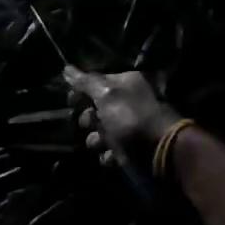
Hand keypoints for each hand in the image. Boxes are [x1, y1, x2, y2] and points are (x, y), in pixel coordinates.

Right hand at [63, 67, 183, 170]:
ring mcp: (130, 126)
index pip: (96, 82)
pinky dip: (109, 155)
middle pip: (97, 109)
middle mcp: (128, 102)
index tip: (70, 101)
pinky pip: (112, 150)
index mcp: (125, 84)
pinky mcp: (132, 148)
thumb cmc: (129, 117)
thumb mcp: (106, 94)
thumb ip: (85, 82)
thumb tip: (66, 69)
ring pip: (102, 132)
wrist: (158, 149)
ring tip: (101, 144)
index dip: (80, 91)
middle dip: (89, 119)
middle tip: (90, 124)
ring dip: (96, 140)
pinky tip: (111, 155)